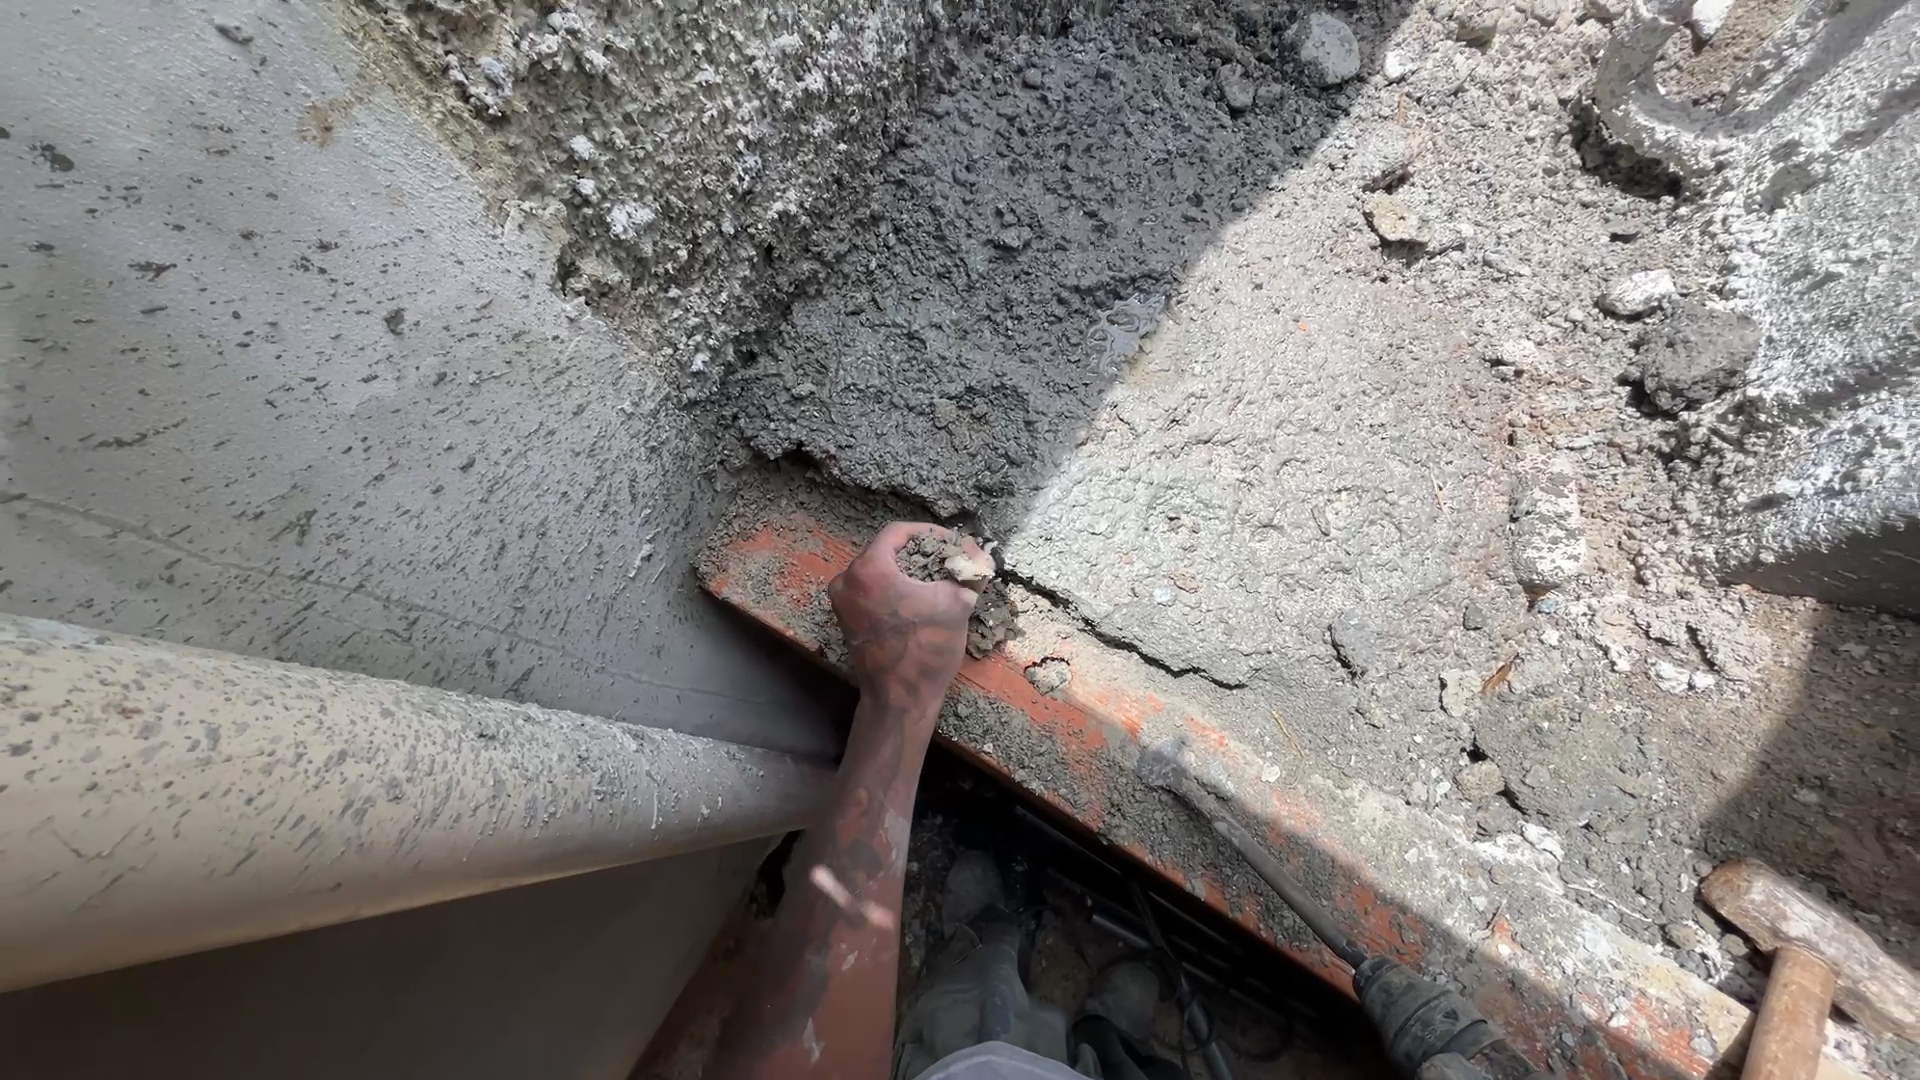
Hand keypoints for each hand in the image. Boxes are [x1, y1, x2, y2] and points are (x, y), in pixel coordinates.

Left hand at [829, 523, 987, 704]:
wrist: (900, 700)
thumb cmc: (926, 650)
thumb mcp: (957, 603)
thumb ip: (968, 572)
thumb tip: (982, 557)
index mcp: (868, 569)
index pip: (898, 532)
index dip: (929, 533)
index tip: (951, 543)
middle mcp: (846, 580)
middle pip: (887, 551)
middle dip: (920, 553)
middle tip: (948, 559)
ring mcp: (842, 602)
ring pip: (879, 572)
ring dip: (908, 571)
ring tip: (937, 578)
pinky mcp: (846, 620)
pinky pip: (872, 591)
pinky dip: (895, 588)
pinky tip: (920, 598)